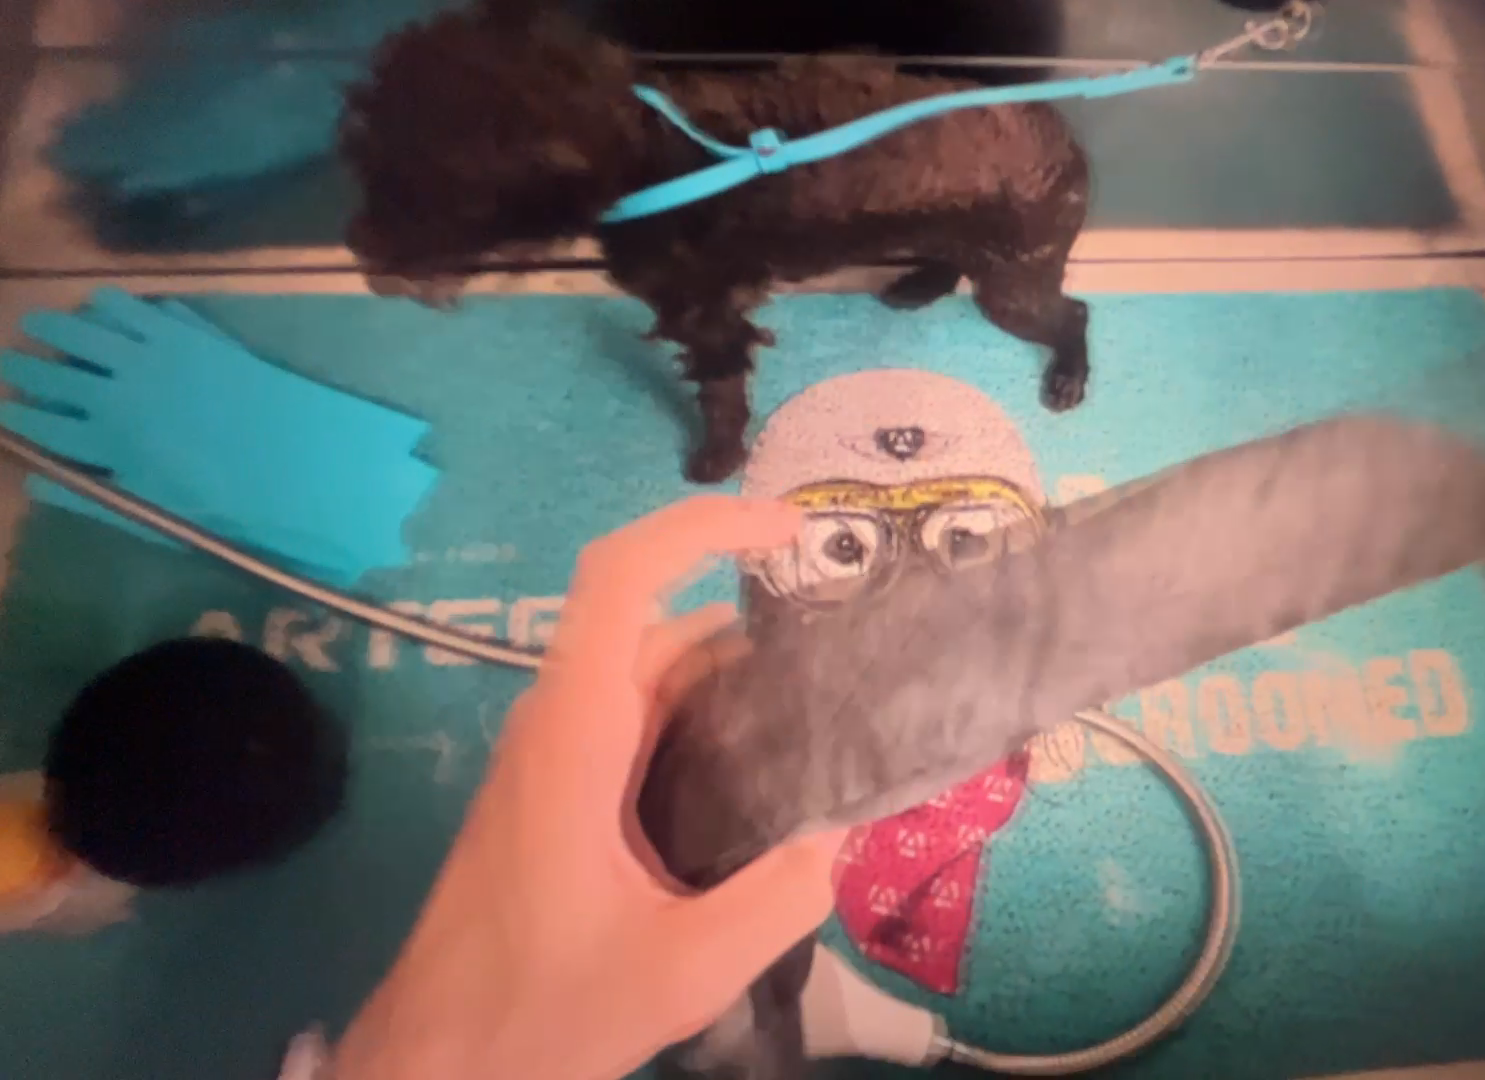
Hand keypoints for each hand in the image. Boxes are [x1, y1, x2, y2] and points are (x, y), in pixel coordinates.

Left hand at [334, 496, 842, 1079]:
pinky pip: (652, 706)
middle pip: (660, 615)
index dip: (702, 527)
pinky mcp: (575, 774)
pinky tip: (766, 746)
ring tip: (820, 685)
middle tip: (837, 622)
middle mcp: (566, 716)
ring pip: (659, 661)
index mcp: (577, 732)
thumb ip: (779, 902)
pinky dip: (713, 701)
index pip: (623, 579)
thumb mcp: (680, 972)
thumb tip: (841, 831)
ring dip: (736, 659)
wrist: (434, 1067)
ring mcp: (567, 743)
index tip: (785, 530)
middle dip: (747, 598)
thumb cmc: (536, 1012)